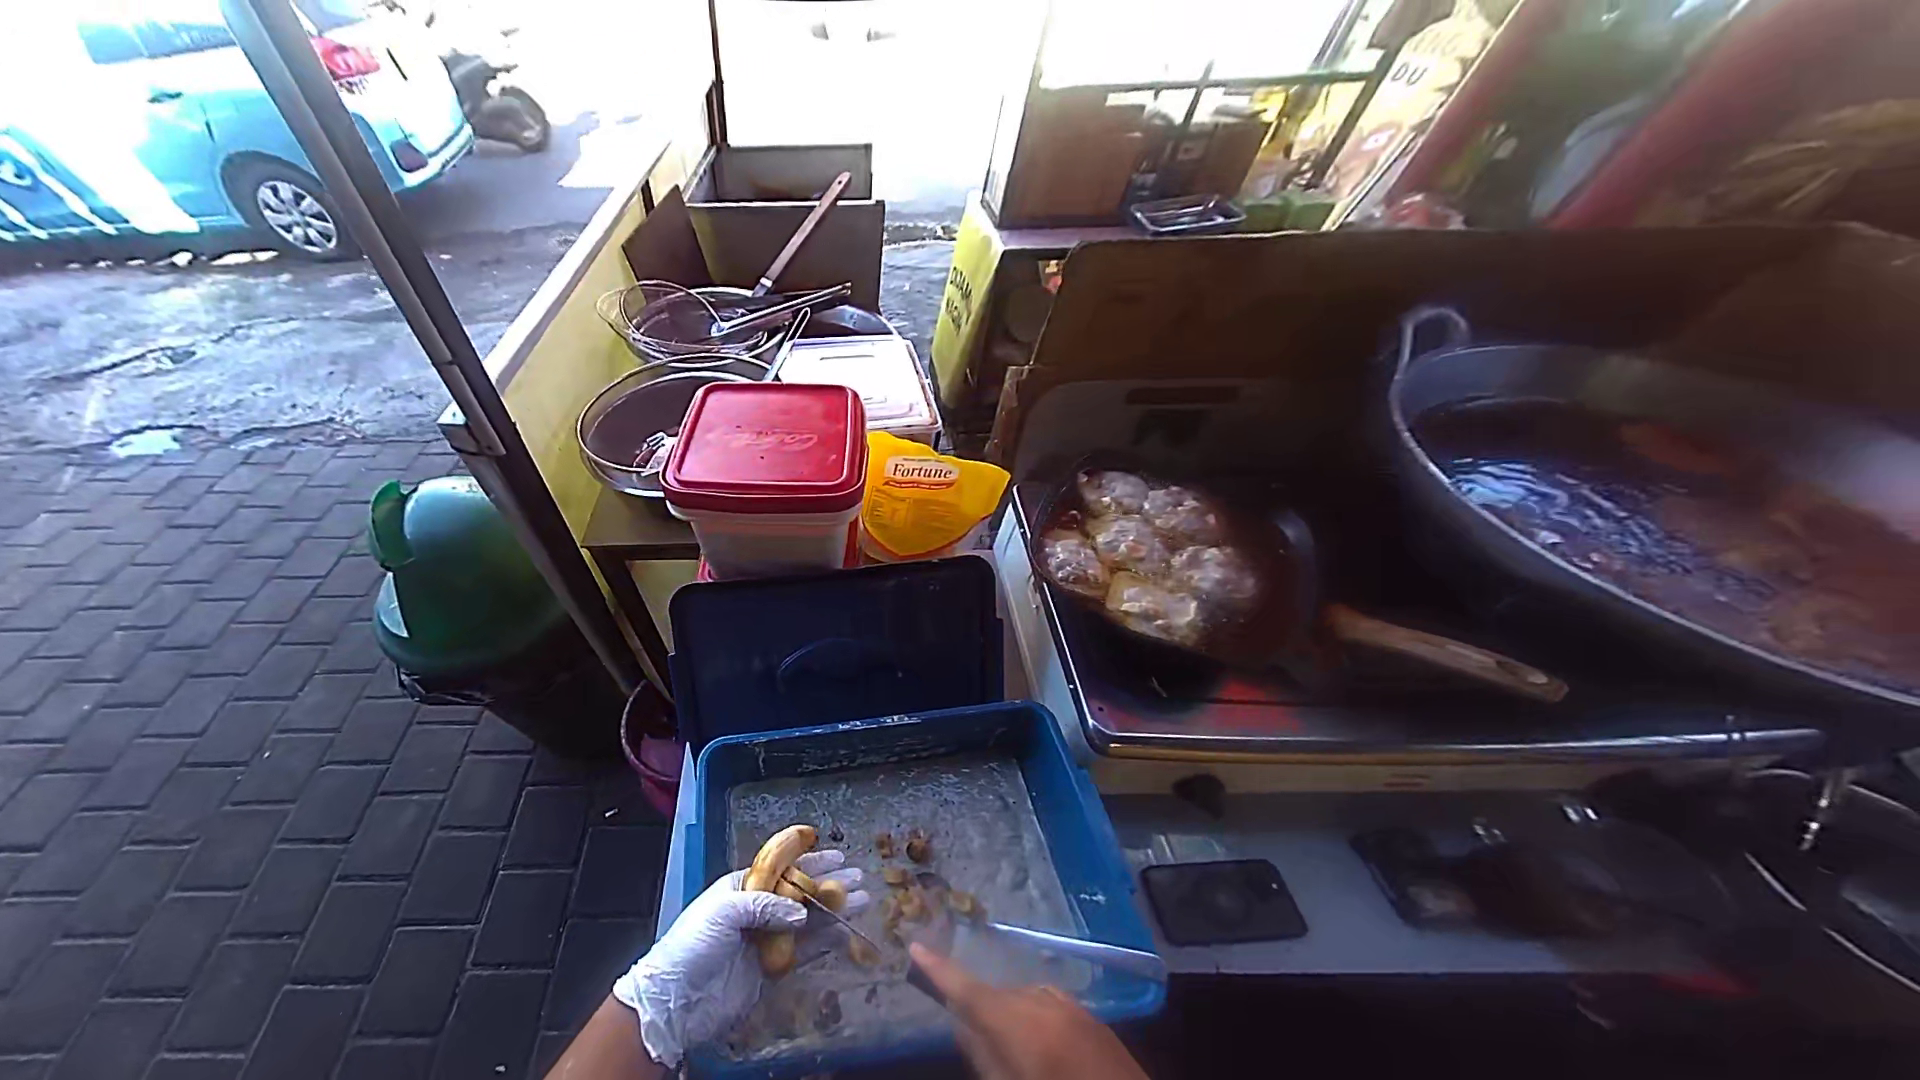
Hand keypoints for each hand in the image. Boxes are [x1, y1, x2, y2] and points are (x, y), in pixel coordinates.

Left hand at [613, 850, 866, 1066]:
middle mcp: (760, 908)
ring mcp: (767, 938)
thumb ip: (766, 904)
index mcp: (745, 886)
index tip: (838, 855)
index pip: (785, 868)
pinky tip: (845, 931)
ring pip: (809, 919)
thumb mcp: (725, 910)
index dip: (812, 861)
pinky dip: (826, 939)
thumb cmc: (694, 943)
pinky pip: (805, 949)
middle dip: (831, 883)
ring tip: (862, 900)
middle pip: (802, 891)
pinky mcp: (772, 967)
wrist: (675, 1001)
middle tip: (859, 876)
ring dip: (835, 909)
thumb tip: (801, 912)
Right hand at [909, 943, 1149, 1079]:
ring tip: (1016, 1053)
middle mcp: (1039, 999)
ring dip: (1010, 1015)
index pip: (966, 988)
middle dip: (980, 1008)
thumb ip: (982, 1054)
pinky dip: (1035, 1017)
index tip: (916, 947)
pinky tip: (1044, 1049)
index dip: (938, 968)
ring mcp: (1067, 1003)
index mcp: (1015, 1020)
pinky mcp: (1088, 1013)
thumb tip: (962, 1022)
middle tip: (974, 1035)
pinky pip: (1047, 1005)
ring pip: (1022, 999)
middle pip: (995, 994)